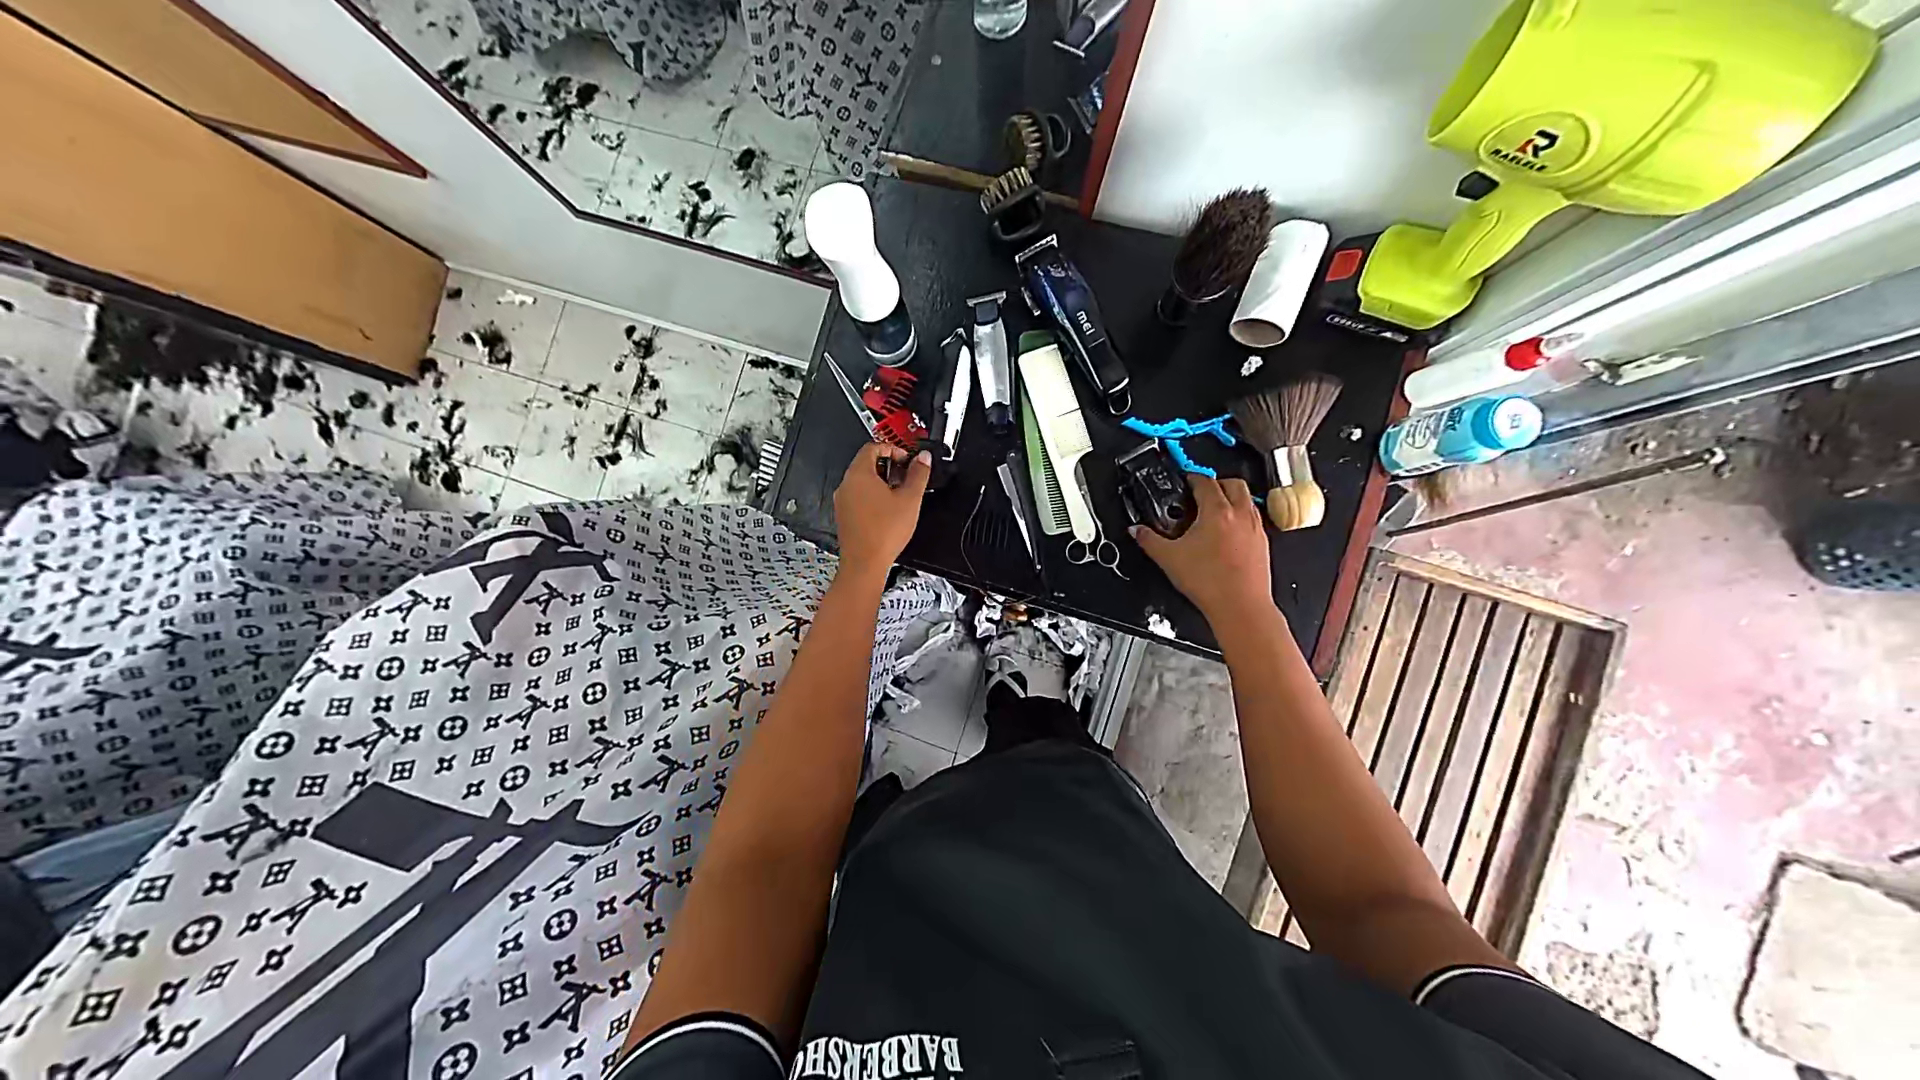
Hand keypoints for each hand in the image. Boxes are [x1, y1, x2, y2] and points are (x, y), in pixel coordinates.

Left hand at [833, 442, 931, 578]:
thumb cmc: (883, 533)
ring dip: (881, 482)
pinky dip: (872, 496)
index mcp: (859, 474)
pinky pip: (858, 497)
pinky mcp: (844, 515)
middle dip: (888, 466)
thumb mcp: (910, 499)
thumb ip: (918, 474)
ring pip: (862, 481)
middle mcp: (846, 485)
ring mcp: (843, 501)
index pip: (872, 446)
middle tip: (905, 475)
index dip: (892, 448)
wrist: (865, 563)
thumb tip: (923, 459)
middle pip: (866, 463)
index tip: (905, 458)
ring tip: (899, 494)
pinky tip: (887, 510)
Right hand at [1132, 476, 1276, 625]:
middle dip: (1217, 483)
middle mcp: (1240, 515)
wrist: (1240, 606)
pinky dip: (1241, 518)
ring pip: (1247, 500)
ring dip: (1232, 498)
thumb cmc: (1211, 583)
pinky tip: (1228, 534)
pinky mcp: (1263, 544)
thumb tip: (1138, 531)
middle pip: (1233, 483)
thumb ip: (1149, 540)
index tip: (1186, 481)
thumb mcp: (1168, 558)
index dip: (1193, 478)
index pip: (1205, 482)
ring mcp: (1255, 529)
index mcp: (1217, 511)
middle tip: (1202, 491)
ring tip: (1215, 510)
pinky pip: (1254, 520)